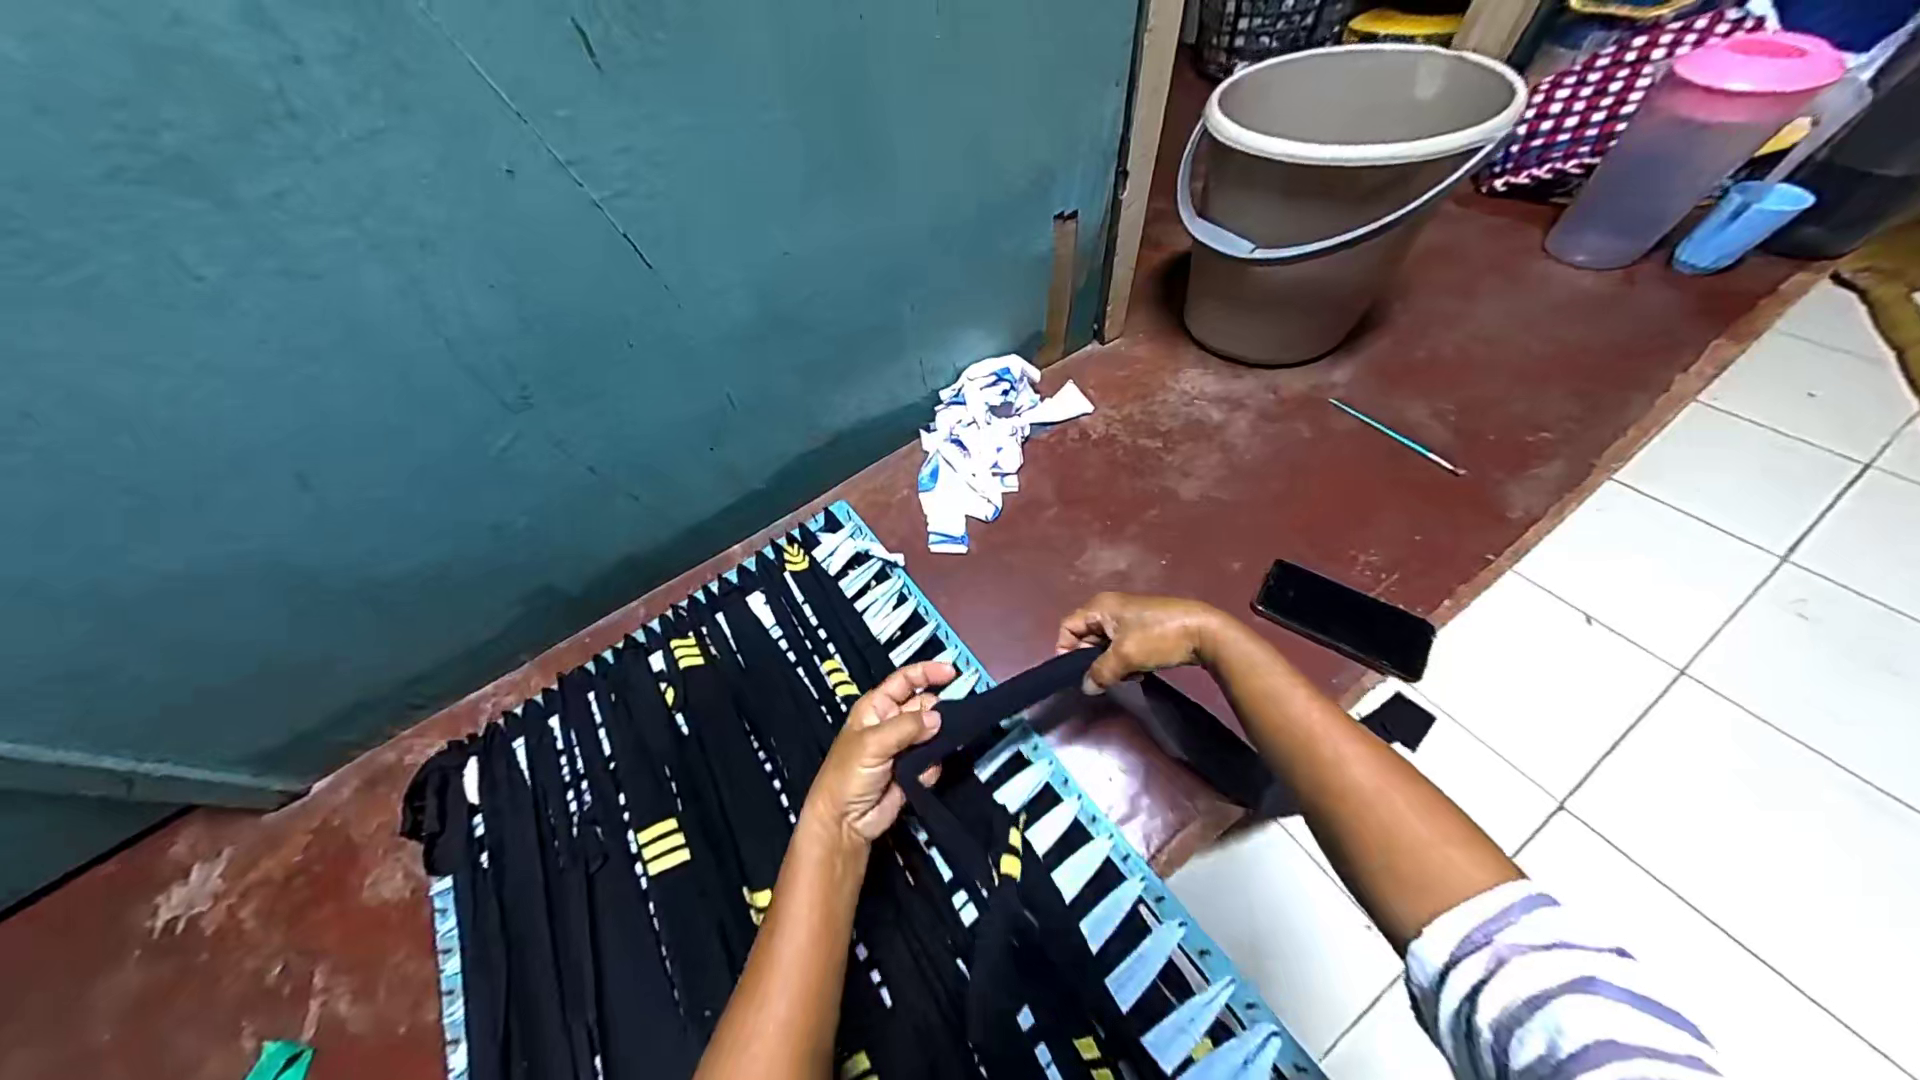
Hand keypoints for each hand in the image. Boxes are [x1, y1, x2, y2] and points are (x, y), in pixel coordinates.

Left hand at [800, 660, 954, 847]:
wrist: (845, 823)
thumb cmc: (848, 775)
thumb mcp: (873, 743)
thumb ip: (907, 727)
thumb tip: (938, 718)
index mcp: (877, 707)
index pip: (905, 680)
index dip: (927, 672)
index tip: (952, 672)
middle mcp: (892, 722)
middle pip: (924, 705)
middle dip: (938, 711)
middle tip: (950, 721)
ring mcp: (904, 747)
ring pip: (933, 733)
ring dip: (938, 740)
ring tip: (935, 750)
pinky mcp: (914, 770)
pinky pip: (933, 759)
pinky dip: (932, 765)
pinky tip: (921, 776)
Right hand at [1056, 592, 1231, 693]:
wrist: (1205, 632)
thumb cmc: (1159, 637)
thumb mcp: (1125, 656)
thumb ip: (1100, 672)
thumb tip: (1087, 687)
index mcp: (1100, 607)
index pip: (1068, 627)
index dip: (1066, 650)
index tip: (1076, 673)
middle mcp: (1110, 608)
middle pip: (1085, 637)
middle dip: (1091, 660)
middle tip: (1103, 678)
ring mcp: (1128, 618)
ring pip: (1105, 645)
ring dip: (1110, 664)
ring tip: (1125, 677)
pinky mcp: (1143, 629)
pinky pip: (1122, 647)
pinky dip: (1124, 661)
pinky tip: (1138, 673)